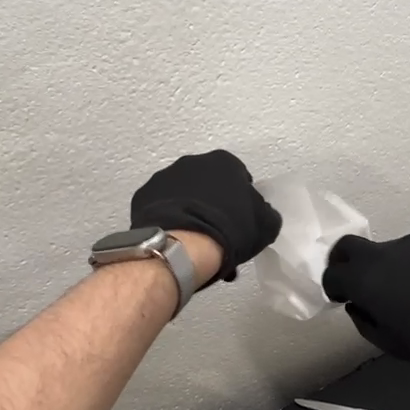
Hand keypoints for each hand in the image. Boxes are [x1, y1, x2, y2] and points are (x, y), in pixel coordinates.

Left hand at [130, 150, 281, 285]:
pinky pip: (161, 207)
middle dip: (213, 204)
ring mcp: (164, 177)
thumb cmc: (230, 231)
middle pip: (207, 183)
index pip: (238, 176)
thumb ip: (266, 213)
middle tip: (218, 233)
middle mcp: (192, 162)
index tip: (240, 220)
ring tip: (195, 241)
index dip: (241, 200)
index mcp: (224, 162)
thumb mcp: (265, 225)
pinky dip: (169, 220)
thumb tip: (263, 213)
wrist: (184, 246)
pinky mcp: (143, 196)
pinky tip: (176, 239)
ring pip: (182, 195)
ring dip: (190, 211)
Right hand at [322, 227, 409, 381]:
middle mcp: (382, 253)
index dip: (334, 286)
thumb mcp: (386, 340)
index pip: (332, 273)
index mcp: (364, 280)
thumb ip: (363, 317)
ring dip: (394, 265)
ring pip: (391, 250)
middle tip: (362, 278)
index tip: (343, 295)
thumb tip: (357, 302)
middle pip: (350, 246)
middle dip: (348, 261)